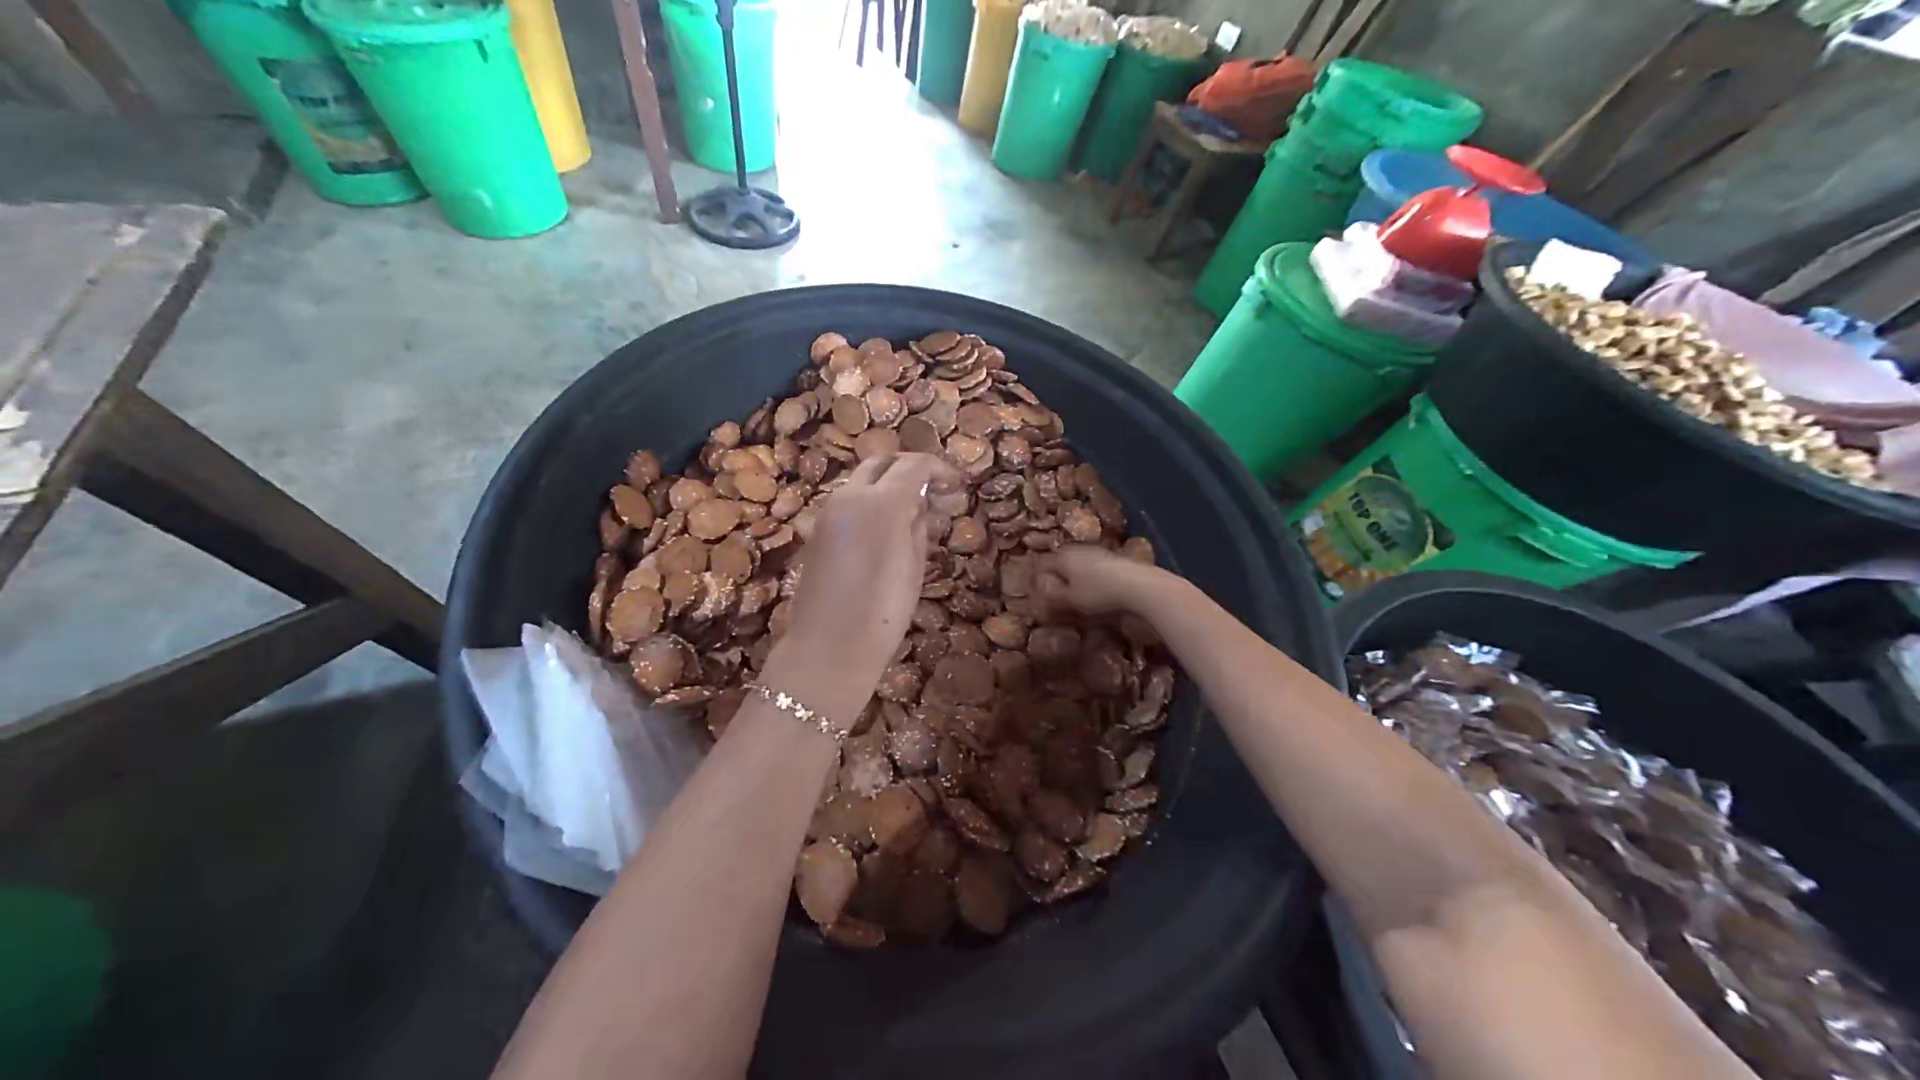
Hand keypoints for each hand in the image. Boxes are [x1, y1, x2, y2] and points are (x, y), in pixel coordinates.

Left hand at [769, 453, 960, 717]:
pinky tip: (885, 528)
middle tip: (932, 489)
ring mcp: (827, 511)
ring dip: (886, 484)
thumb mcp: (914, 567)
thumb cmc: (882, 612)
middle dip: (908, 468)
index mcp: (882, 503)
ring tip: (911, 511)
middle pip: (881, 462)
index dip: (938, 469)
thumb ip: (918, 526)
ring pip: (861, 480)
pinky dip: (869, 502)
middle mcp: (850, 496)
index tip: (955, 484)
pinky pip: (847, 501)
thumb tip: (920, 505)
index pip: (914, 466)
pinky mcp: (816, 530)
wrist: (828, 648)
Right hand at [1035, 544, 1177, 618]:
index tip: (1041, 601)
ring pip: (1078, 569)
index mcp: (1062, 556)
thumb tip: (1037, 602)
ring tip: (1078, 603)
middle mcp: (1078, 549)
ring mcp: (1098, 553)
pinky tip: (1098, 597)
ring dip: (1075, 584)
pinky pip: (1094, 573)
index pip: (1042, 567)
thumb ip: (1051, 598)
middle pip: (1061, 566)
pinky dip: (1091, 583)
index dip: (1039, 584)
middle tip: (1058, 603)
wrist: (1140, 586)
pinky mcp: (1114, 561)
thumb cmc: (1098, 592)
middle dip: (1057, 583)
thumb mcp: (1070, 600)